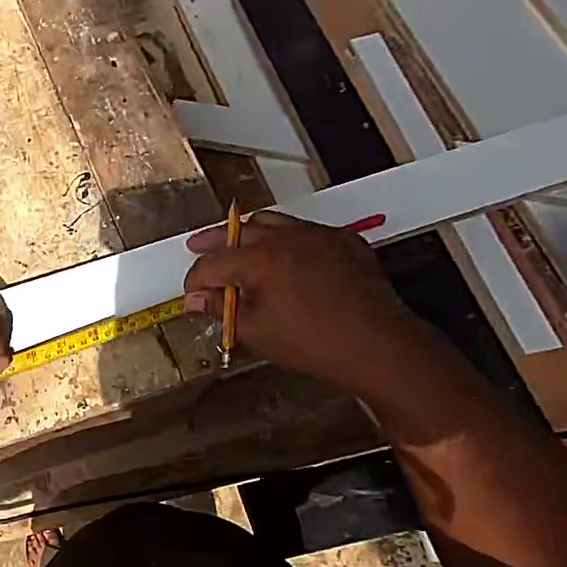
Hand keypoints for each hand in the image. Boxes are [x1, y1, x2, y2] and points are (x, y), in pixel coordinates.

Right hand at [183, 211, 429, 391]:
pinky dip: (286, 237)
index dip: (196, 280)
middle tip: (197, 246)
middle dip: (214, 241)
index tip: (193, 292)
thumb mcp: (256, 331)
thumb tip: (199, 300)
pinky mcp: (343, 240)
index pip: (213, 264)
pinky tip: (282, 253)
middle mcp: (287, 239)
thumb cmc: (315, 342)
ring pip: (272, 222)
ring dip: (248, 232)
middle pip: (238, 232)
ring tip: (236, 243)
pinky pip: (305, 229)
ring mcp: (317, 235)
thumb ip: (222, 310)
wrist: (373, 344)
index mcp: (260, 261)